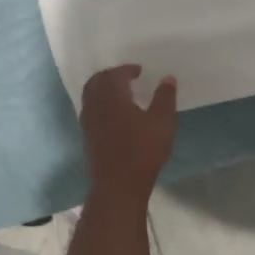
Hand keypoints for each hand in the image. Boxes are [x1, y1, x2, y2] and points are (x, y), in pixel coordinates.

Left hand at [80, 65, 177, 200]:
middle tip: (126, 77)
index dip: (126, 69)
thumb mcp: (162, 122)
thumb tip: (167, 78)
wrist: (118, 184)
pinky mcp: (87, 136)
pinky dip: (101, 103)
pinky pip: (90, 110)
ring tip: (121, 93)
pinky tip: (115, 114)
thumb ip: (165, 98)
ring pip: (90, 96)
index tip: (139, 71)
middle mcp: (95, 105)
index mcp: (112, 97)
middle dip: (110, 76)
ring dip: (103, 89)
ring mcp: (88, 122)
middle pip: (96, 82)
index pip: (114, 75)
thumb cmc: (143, 150)